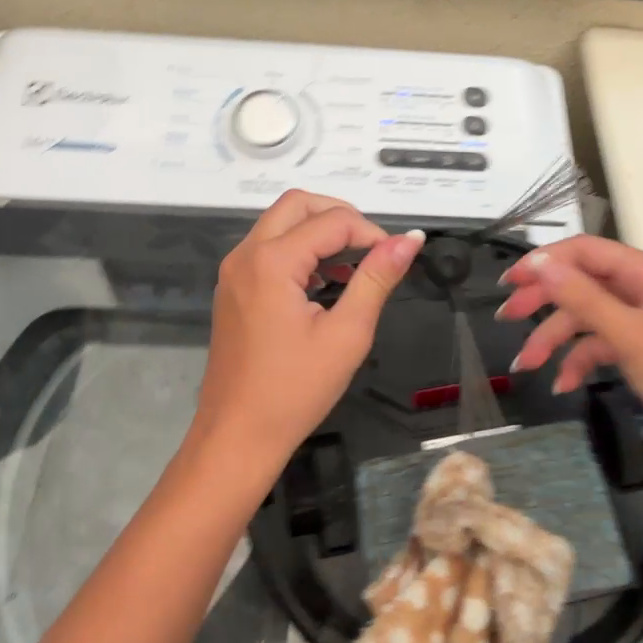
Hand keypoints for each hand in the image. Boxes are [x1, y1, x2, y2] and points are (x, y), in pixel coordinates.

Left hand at [194, 190, 425, 464]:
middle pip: (297, 204)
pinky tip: (326, 283)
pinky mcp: (232, 289)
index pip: (331, 221)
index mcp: (271, 262)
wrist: (236, 438)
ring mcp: (234, 271)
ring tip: (354, 266)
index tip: (396, 258)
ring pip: (280, 223)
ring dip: (318, 231)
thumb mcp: (346, 334)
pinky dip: (299, 249)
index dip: (371, 232)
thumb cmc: (294, 391)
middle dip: (340, 215)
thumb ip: (377, 279)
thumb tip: (410, 240)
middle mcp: (246, 255)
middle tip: (373, 247)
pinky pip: (268, 248)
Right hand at [497, 235, 642, 446]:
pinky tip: (561, 382)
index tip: (511, 281)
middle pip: (577, 281)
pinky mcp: (633, 344)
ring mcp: (635, 315)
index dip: (544, 261)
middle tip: (508, 316)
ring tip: (527, 364)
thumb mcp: (628, 335)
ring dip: (553, 339)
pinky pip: (594, 342)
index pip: (583, 251)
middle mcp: (638, 286)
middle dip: (543, 300)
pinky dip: (575, 359)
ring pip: (581, 315)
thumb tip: (540, 264)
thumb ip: (582, 297)